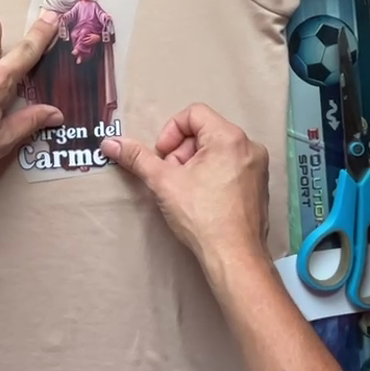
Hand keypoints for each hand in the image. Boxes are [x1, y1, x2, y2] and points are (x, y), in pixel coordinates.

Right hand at [103, 104, 269, 271]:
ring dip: (194, 164)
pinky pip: (230, 165)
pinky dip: (211, 174)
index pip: (193, 113)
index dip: (171, 132)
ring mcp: (257, 166)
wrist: (234, 257)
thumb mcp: (163, 182)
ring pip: (216, 149)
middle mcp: (249, 147)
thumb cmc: (203, 218)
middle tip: (172, 176)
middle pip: (204, 131)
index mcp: (229, 138)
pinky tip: (201, 199)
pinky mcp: (258, 184)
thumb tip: (110, 142)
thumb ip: (137, 157)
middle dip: (181, 151)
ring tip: (185, 190)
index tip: (164, 157)